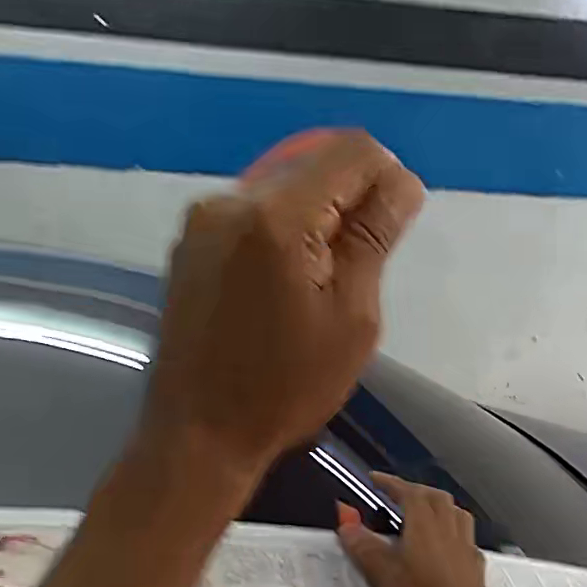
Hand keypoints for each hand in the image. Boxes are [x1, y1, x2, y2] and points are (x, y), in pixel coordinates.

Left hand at [144, 131, 425, 472]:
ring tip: (314, 289)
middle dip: (346, 205)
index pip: (349, 152)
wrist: (197, 434)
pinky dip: (276, 238)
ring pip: (278, 193)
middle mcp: (228, 202)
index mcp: (275, 218)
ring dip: (310, 224)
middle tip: (354, 271)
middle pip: (310, 169)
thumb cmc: (284, 389)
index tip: (390, 228)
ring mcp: (199, 224)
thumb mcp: (350, 320)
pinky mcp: (186, 249)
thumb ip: (374, 239)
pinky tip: (278, 290)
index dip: (385, 178)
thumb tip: (400, 182)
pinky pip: (248, 219)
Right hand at [338, 474, 531, 586]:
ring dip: (435, 505)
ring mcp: (465, 548)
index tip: (376, 479)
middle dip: (413, 490)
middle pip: (435, 497)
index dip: (391, 483)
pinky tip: (442, 545)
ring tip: (420, 512)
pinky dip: (450, 529)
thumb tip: (348, 528)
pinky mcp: (474, 567)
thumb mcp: (386, 580)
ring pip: (453, 512)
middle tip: (396, 494)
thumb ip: (366, 550)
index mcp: (425, 526)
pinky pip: (463, 535)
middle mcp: (448, 530)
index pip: (408, 492)